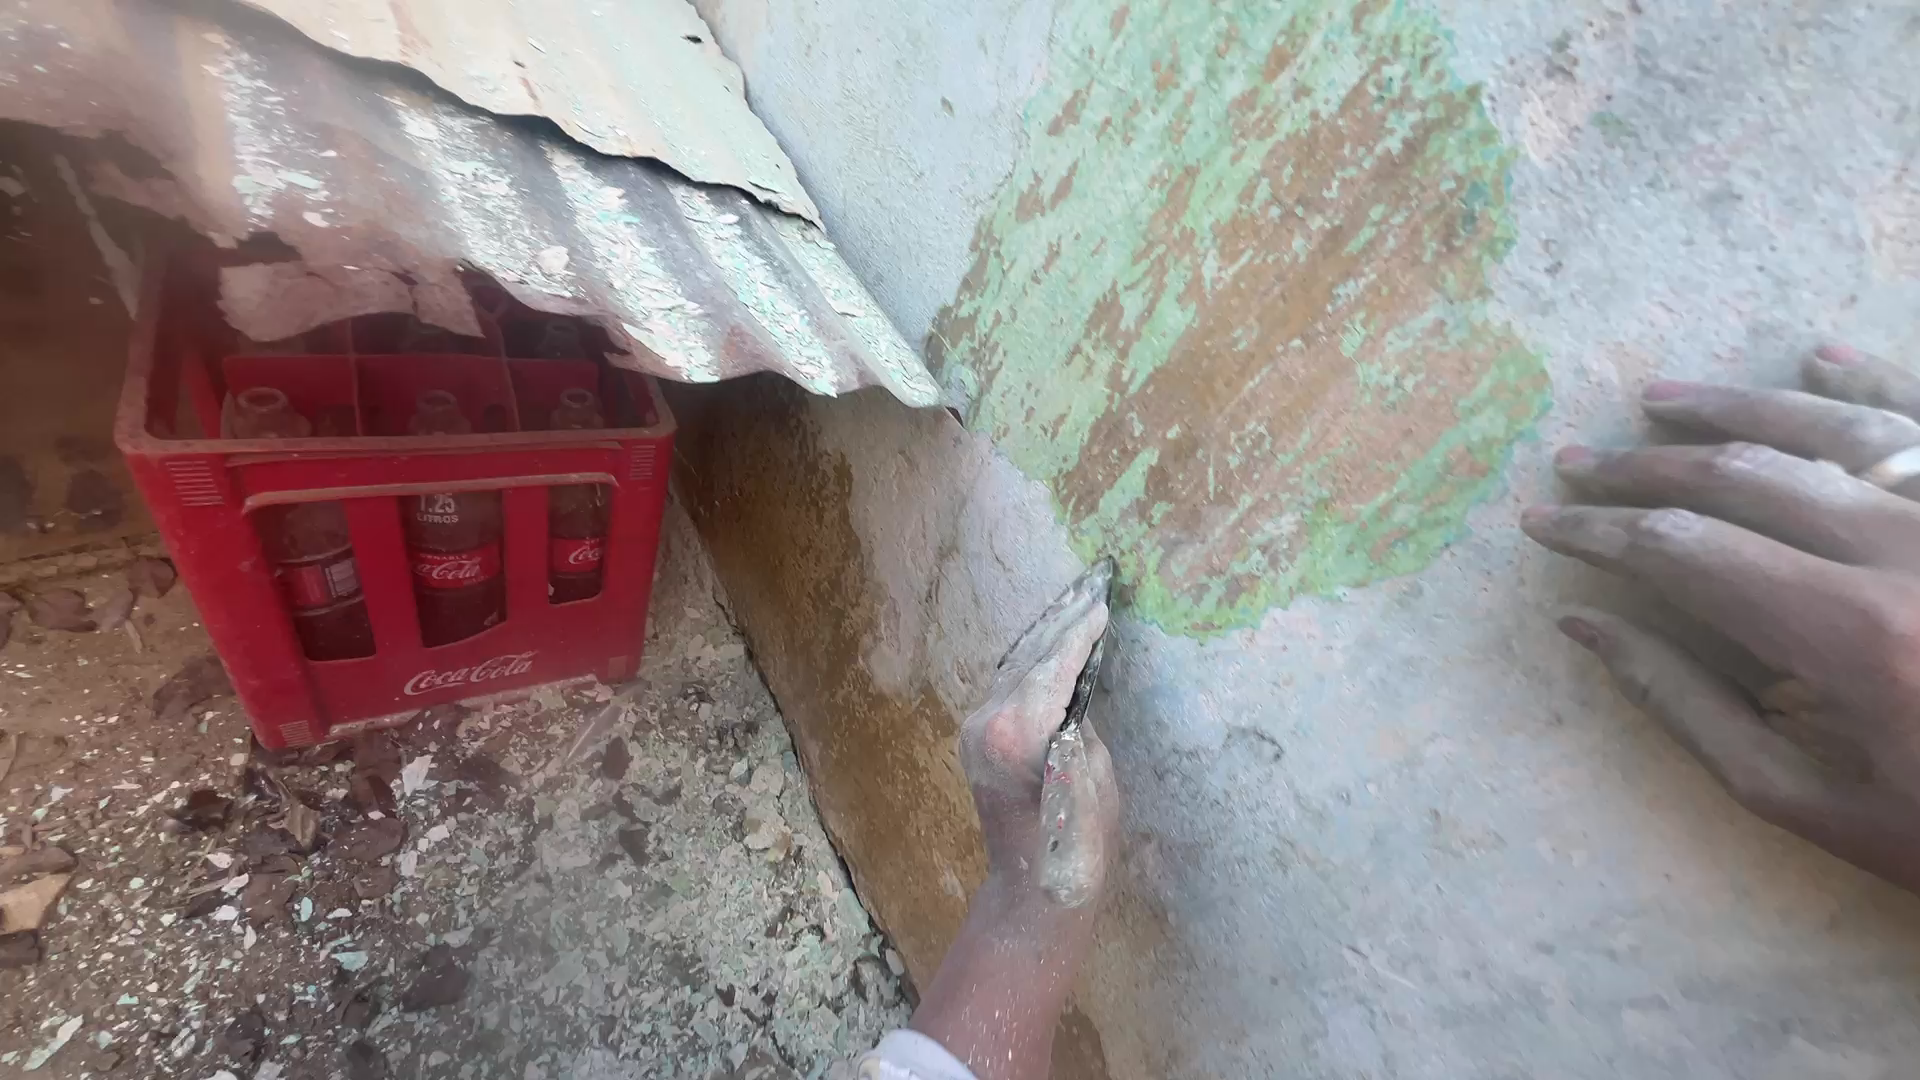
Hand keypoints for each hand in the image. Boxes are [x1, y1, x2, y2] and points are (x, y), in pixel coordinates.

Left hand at [960, 572, 1116, 901]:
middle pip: (1027, 661)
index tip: (1101, 604)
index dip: (1078, 635)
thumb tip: (1071, 689)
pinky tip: (1047, 647)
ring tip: (1073, 606)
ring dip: (1043, 640)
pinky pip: (1006, 687)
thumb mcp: (1095, 780)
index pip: (1051, 668)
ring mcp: (974, 728)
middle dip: (1061, 625)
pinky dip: (1029, 664)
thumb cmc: (1077, 844)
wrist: (1031, 889)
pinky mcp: (975, 737)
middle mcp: (986, 722)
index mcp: (1015, 733)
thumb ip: (1079, 726)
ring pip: (1012, 670)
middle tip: (1090, 589)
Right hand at [1523, 345, 1919, 892]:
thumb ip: (1679, 700)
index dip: (1594, 530)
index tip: (1541, 523)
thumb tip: (1581, 624)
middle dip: (1639, 469)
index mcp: (1846, 629)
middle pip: (1740, 477)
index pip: (1676, 548)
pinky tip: (1821, 356)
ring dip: (1734, 410)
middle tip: (1576, 463)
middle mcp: (1913, 551)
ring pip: (1837, 430)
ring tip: (1661, 400)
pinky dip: (1877, 383)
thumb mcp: (1799, 796)